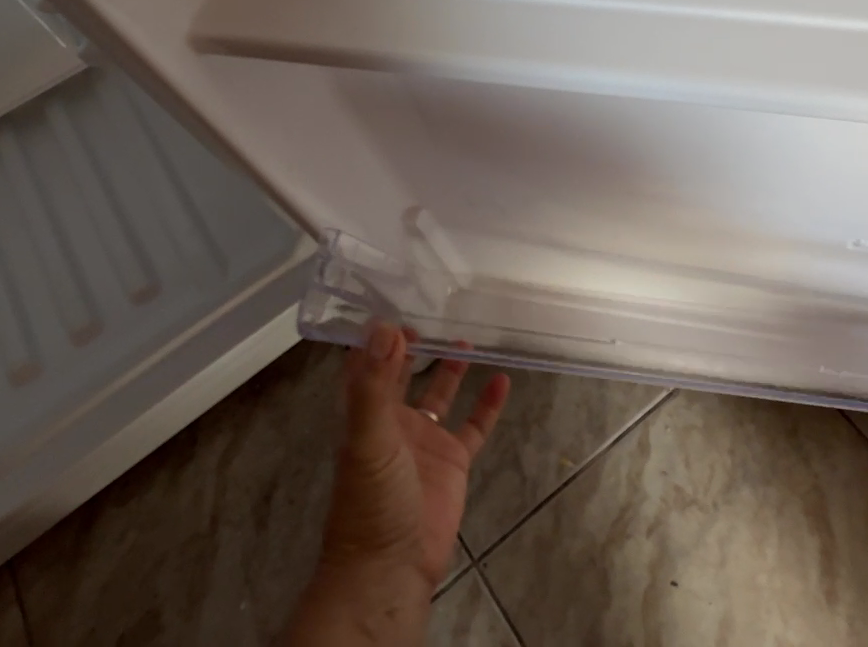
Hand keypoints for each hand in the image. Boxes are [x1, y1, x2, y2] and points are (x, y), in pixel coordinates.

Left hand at [283, 325, 509, 646]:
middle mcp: (393, 421)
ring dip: (450, 368)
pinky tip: (502, 380)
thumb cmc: (371, 498)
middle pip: (402, 374)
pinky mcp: (453, 461)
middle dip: (412, 345)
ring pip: (440, 394)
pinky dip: (487, 404)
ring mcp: (425, 440)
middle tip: (432, 311)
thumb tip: (384, 327)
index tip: (393, 303)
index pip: (366, 365)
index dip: (375, 336)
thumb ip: (374, 384)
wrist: (392, 564)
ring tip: (465, 336)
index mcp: (365, 413)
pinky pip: (474, 425)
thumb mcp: (369, 438)